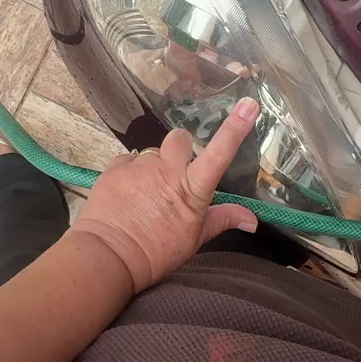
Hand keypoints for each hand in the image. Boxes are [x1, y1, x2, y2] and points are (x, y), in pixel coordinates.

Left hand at [68, 97, 262, 290]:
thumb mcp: (194, 239)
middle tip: (176, 172)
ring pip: (152, 152)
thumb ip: (222, 220)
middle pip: (181, 138)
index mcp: (192, 189)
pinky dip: (130, 173)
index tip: (248, 104)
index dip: (235, 128)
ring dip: (154, 166)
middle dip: (181, 149)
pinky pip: (128, 160)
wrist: (107, 257)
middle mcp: (167, 170)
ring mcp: (140, 167)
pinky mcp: (115, 168)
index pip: (220, 153)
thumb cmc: (156, 252)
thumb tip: (252, 221)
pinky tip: (128, 194)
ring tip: (146, 193)